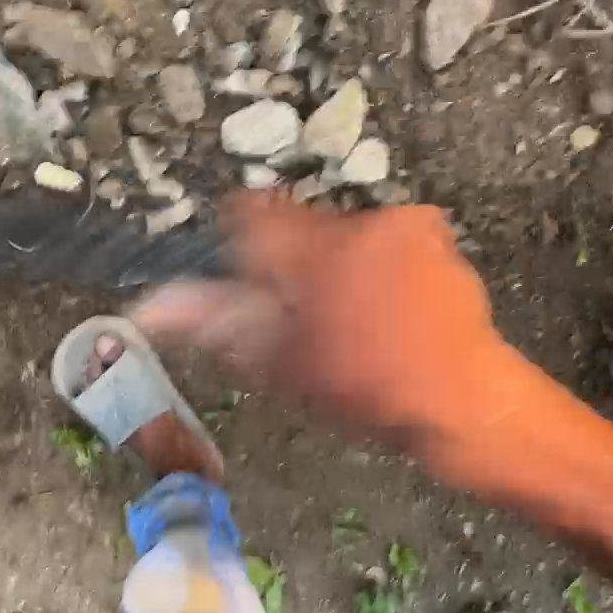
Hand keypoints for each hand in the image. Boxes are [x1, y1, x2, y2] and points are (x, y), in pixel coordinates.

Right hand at [132, 195, 507, 451]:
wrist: (463, 399)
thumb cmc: (365, 393)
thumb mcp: (281, 368)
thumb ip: (215, 325)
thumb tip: (150, 306)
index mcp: (307, 258)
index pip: (250, 214)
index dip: (247, 243)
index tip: (262, 280)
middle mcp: (349, 225)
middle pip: (300, 226)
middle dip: (301, 262)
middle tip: (319, 315)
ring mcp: (396, 222)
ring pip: (344, 231)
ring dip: (343, 261)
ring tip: (366, 316)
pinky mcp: (429, 227)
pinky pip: (386, 232)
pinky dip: (384, 259)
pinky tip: (400, 303)